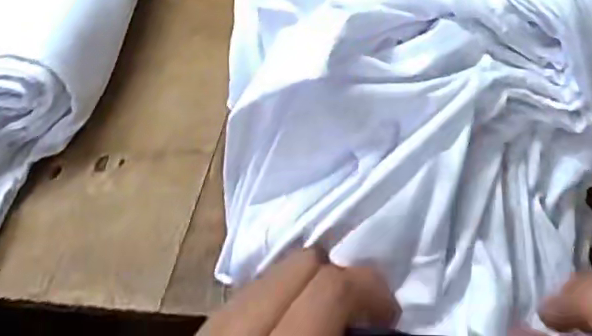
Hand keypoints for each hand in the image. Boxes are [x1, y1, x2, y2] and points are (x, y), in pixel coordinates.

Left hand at [199, 248, 398, 335]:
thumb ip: (346, 329)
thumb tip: (381, 314)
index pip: (328, 284)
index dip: (369, 288)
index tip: (390, 311)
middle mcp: (236, 322)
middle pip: (301, 262)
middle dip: (339, 274)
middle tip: (364, 311)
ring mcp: (211, 321)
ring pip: (272, 270)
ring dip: (308, 282)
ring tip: (329, 313)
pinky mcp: (201, 327)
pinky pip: (247, 293)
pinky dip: (277, 298)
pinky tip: (292, 323)